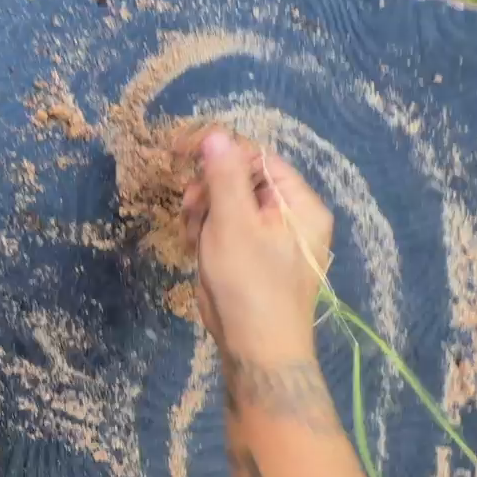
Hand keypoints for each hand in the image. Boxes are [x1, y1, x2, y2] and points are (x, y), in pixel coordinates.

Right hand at [180, 128, 332, 360]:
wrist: (254, 341)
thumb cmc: (249, 280)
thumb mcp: (232, 223)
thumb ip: (224, 177)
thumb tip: (216, 135)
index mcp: (299, 205)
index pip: (256, 157)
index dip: (218, 151)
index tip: (177, 152)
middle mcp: (288, 214)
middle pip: (236, 177)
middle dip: (206, 189)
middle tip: (192, 208)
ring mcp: (267, 232)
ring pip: (222, 199)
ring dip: (200, 211)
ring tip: (196, 236)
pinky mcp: (246, 248)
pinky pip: (219, 221)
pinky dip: (202, 229)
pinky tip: (198, 247)